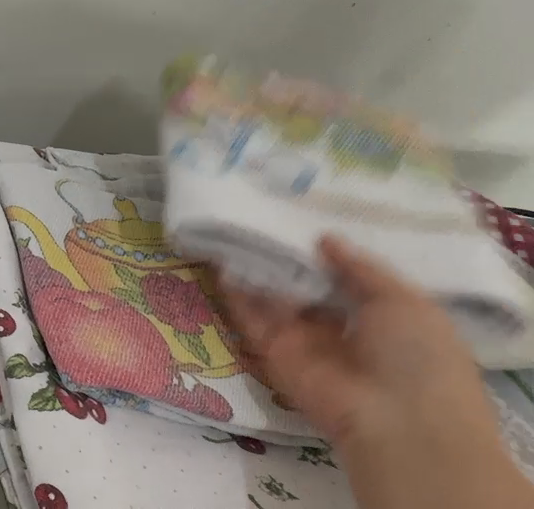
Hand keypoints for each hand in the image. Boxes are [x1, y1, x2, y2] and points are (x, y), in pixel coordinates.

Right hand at [219, 236, 532, 508]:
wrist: (396, 419)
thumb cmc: (418, 358)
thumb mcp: (406, 304)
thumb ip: (363, 269)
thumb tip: (325, 238)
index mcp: (380, 318)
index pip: (345, 279)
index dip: (324, 252)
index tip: (298, 218)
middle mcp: (339, 326)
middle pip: (302, 284)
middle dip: (282, 255)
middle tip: (255, 216)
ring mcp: (301, 338)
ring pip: (270, 294)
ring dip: (252, 267)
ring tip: (229, 229)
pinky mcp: (270, 347)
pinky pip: (247, 314)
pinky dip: (233, 289)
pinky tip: (219, 259)